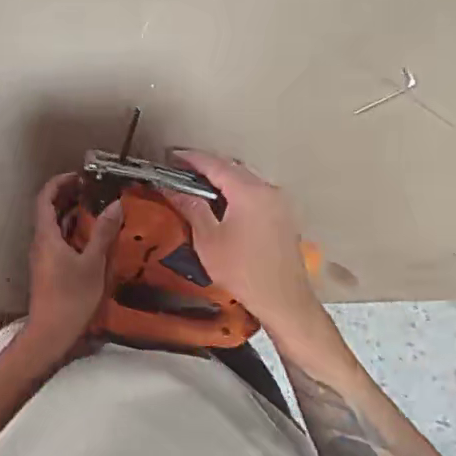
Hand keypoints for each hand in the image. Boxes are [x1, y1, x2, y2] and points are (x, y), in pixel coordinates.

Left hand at [25, 173, 122, 352]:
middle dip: (68, 196)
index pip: (45, 198)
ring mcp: (42, 255)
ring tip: (97, 206)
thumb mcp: (92, 263)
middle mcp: (40, 242)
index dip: (59, 183)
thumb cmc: (71, 297)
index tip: (80, 176)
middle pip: (48, 210)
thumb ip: (102, 233)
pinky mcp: (48, 267)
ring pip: (54, 226)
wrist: (51, 331)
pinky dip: (73, 231)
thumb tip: (115, 205)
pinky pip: (58, 240)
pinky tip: (92, 234)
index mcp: (45, 236)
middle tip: (92, 188)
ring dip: (72, 214)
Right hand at [157, 150, 325, 336]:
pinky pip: (256, 193)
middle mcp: (269, 191)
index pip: (216, 165)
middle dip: (206, 166)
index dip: (191, 159)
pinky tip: (221, 202)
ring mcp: (280, 203)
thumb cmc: (241, 270)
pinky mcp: (284, 216)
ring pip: (246, 180)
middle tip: (180, 170)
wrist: (282, 299)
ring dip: (222, 179)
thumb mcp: (207, 239)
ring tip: (197, 185)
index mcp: (249, 193)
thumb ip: (191, 208)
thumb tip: (173, 189)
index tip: (171, 156)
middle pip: (233, 168)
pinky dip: (236, 190)